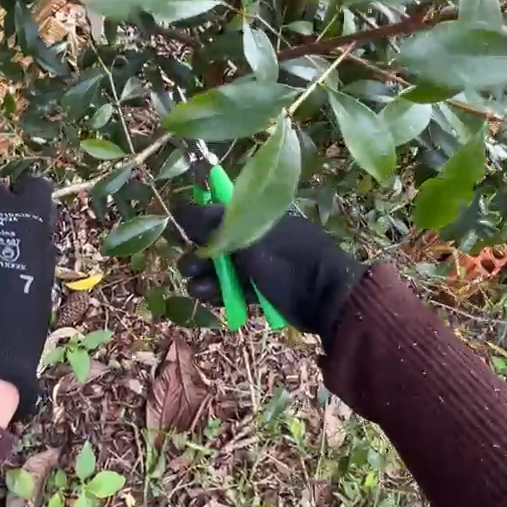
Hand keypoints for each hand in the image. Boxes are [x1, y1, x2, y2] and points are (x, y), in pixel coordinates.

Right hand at [170, 205, 363, 349]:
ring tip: (198, 289)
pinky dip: (222, 292)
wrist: (328, 299)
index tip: (184, 235)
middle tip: (191, 267)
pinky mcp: (263, 289)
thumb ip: (211, 223)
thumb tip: (178, 207)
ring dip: (206, 278)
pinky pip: (235, 287)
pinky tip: (210, 299)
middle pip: (216, 242)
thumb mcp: (246, 237)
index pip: (218, 211)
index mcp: (256, 215)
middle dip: (198, 255)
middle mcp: (256, 236)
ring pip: (223, 268)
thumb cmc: (288, 260)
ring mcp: (260, 264)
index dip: (198, 222)